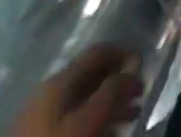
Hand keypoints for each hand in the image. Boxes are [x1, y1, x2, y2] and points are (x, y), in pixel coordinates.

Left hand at [8, 43, 143, 136]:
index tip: (143, 68)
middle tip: (140, 96)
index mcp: (60, 80)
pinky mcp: (37, 133)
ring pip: (84, 98)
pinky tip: (105, 130)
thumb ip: (113, 91)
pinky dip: (94, 118)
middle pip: (92, 74)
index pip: (99, 51)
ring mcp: (40, 113)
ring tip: (129, 116)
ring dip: (110, 103)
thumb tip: (133, 69)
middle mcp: (49, 89)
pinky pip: (72, 117)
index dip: (125, 54)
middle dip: (119, 82)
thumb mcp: (89, 120)